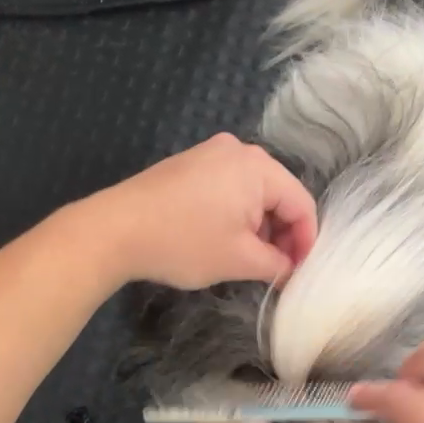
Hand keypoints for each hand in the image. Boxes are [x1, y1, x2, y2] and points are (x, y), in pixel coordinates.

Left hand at [83, 133, 317, 288]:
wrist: (116, 230)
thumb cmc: (184, 243)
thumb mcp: (239, 260)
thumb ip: (276, 264)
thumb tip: (290, 268)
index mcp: (258, 167)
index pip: (301, 203)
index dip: (307, 242)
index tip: (300, 272)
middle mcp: (238, 150)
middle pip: (278, 195)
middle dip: (282, 234)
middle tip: (276, 270)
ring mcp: (210, 154)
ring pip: (252, 194)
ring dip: (258, 228)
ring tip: (249, 261)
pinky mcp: (188, 166)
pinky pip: (227, 190)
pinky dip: (235, 217)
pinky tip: (223, 243)